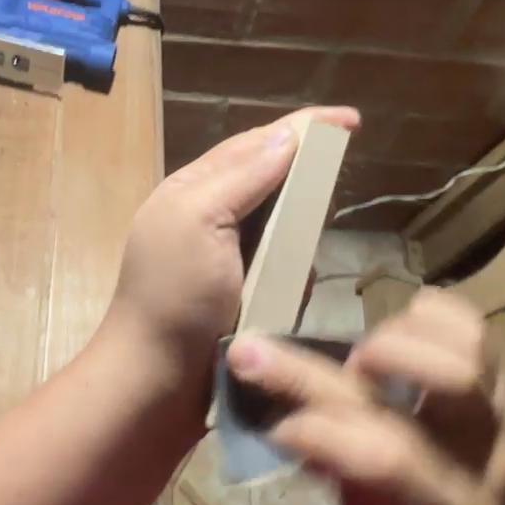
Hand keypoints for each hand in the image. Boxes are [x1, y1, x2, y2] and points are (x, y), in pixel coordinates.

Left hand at [101, 106, 360, 392]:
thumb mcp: (200, 221)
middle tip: (342, 162)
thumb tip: (287, 135)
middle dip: (304, 166)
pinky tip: (305, 266)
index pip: (254, 143)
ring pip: (279, 217)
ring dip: (301, 215)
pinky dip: (294, 262)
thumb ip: (242, 177)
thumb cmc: (174, 295)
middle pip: (268, 174)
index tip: (350, 120)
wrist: (154, 384)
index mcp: (192, 187)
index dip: (302, 127)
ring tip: (328, 209)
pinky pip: (279, 263)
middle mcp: (208, 213)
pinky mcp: (239, 292)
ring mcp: (224, 254)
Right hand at [226, 289, 504, 504]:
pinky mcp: (501, 367)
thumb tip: (284, 424)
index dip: (326, 433)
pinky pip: (466, 320)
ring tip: (368, 359)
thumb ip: (346, 482)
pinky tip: (396, 335)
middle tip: (347, 371)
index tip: (275, 422)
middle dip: (382, 354)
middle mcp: (490, 446)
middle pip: (451, 380)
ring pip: (466, 342)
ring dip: (404, 334)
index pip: (394, 459)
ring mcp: (502, 401)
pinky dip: (422, 315)